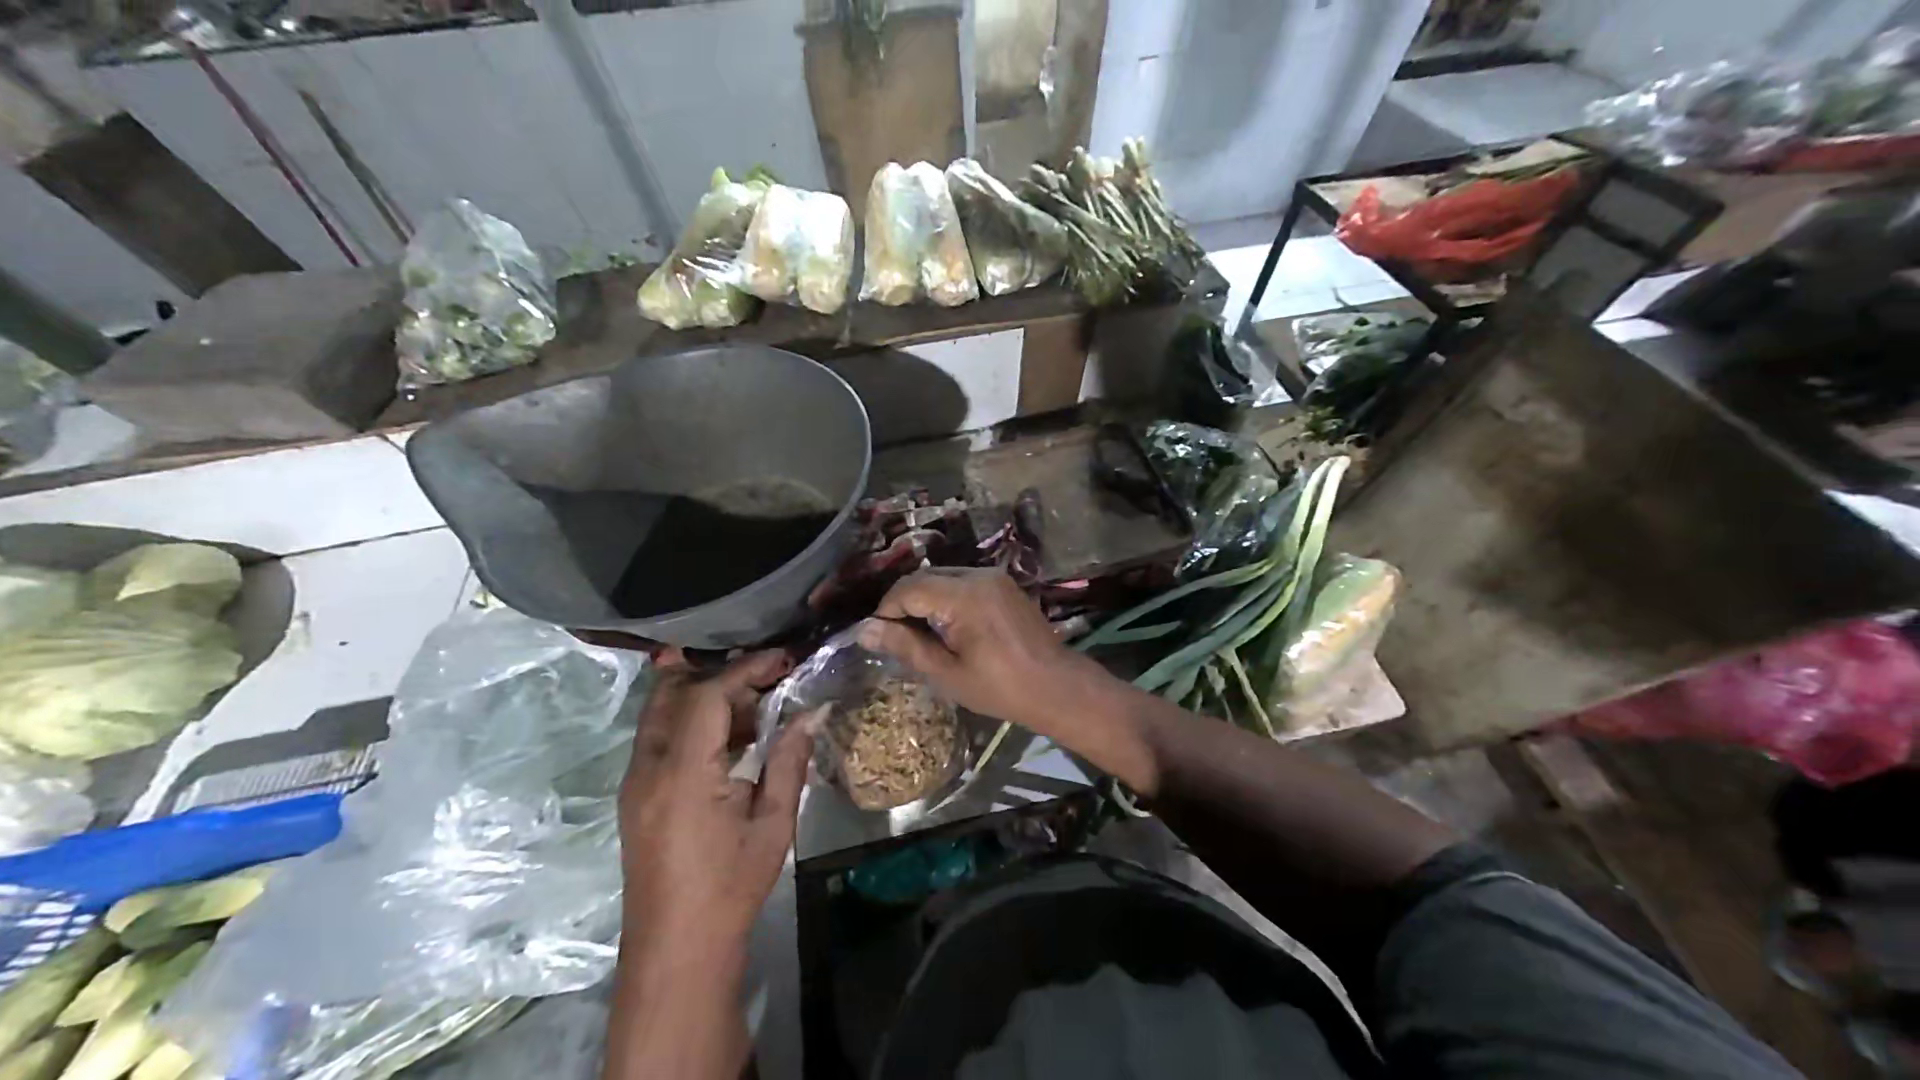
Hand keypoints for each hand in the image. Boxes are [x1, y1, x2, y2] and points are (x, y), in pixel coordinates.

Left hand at [618, 650, 812, 965]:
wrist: (676, 948)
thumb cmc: (731, 888)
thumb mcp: (773, 824)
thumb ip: (790, 759)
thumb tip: (812, 711)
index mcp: (682, 773)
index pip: (708, 695)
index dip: (747, 669)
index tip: (784, 659)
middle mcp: (647, 767)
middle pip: (671, 691)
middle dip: (720, 674)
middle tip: (767, 680)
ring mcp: (634, 780)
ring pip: (660, 711)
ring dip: (704, 696)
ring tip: (755, 709)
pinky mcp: (635, 793)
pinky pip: (659, 736)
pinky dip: (691, 721)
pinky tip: (731, 739)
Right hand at [856, 568, 1101, 736]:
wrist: (1057, 686)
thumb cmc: (1000, 687)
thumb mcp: (947, 672)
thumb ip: (906, 645)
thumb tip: (864, 629)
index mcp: (964, 595)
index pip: (908, 588)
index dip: (887, 610)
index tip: (878, 636)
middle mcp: (979, 576)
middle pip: (925, 578)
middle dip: (903, 603)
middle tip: (893, 637)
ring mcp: (994, 578)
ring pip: (942, 577)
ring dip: (924, 599)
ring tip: (916, 634)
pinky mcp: (1003, 585)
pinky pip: (962, 582)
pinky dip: (945, 598)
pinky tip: (944, 627)